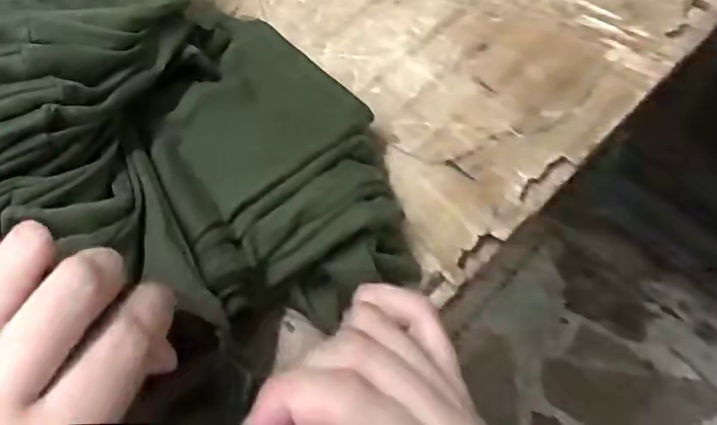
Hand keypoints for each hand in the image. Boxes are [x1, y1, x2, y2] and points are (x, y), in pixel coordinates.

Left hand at [0, 220, 177, 424]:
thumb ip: (117, 399)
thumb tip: (157, 342)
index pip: (121, 346)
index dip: (154, 308)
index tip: (160, 297)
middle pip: (74, 283)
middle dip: (108, 268)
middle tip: (111, 283)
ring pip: (19, 248)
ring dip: (50, 252)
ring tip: (50, 277)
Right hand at [246, 285, 482, 424]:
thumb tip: (268, 421)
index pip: (343, 394)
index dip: (282, 397)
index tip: (254, 424)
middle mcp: (449, 418)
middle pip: (353, 354)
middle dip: (299, 379)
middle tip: (277, 419)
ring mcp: (459, 398)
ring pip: (377, 328)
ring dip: (329, 348)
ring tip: (311, 392)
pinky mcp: (462, 388)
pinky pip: (422, 319)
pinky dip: (383, 304)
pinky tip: (353, 314)